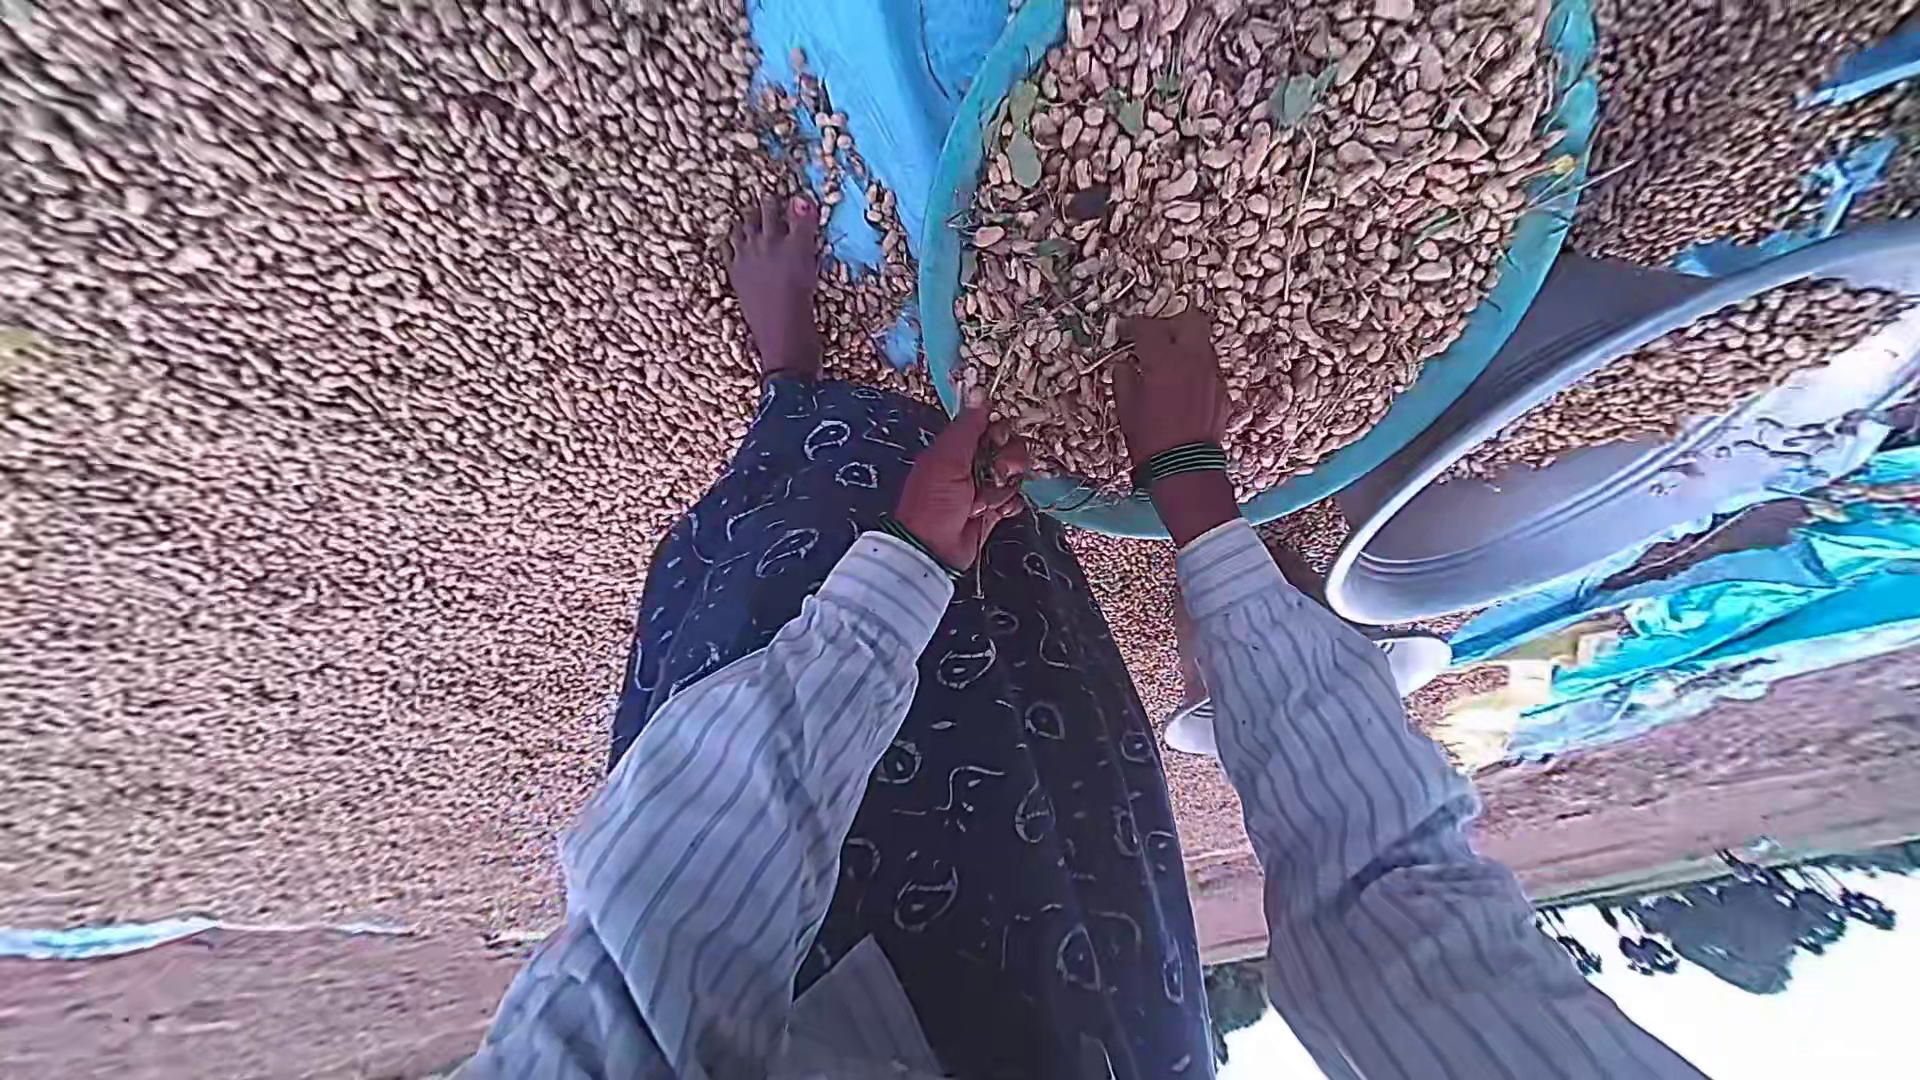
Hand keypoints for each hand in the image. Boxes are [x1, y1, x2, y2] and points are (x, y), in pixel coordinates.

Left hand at [896, 400, 1029, 568]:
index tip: (998, 441)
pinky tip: (993, 514)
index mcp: (958, 447)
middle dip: (1009, 462)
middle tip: (997, 474)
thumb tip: (980, 397)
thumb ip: (966, 428)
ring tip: (981, 504)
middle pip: (1011, 450)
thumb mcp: (946, 459)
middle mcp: (973, 464)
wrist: (931, 548)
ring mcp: (985, 488)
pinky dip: (1007, 506)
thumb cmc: (933, 501)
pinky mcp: (993, 511)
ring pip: (1015, 477)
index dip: (1001, 433)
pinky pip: (1014, 500)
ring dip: (1001, 491)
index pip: (993, 427)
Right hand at [1110, 309, 1227, 466]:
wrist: (1184, 467)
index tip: (1123, 330)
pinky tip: (1181, 386)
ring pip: (1202, 343)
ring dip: (1184, 345)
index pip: (1148, 327)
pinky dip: (1194, 368)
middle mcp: (1194, 359)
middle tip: (1153, 338)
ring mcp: (1213, 373)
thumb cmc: (1149, 439)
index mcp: (1164, 360)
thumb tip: (1125, 365)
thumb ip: (1124, 377)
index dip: (1132, 325)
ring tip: (1168, 362)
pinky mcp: (1222, 390)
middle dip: (1169, 324)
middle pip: (1188, 320)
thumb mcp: (1126, 407)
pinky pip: (1209, 368)